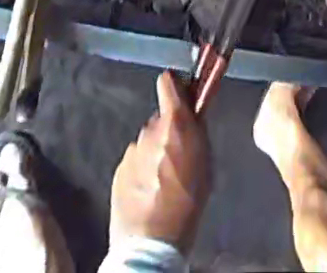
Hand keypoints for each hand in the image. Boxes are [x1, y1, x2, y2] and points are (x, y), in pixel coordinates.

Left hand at [110, 71, 211, 250]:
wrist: (153, 242)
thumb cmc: (185, 205)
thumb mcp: (206, 162)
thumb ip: (198, 131)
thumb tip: (196, 115)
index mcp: (175, 124)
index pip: (169, 84)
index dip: (175, 84)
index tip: (181, 86)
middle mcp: (151, 132)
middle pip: (161, 118)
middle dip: (169, 129)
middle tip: (179, 151)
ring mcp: (132, 151)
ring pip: (147, 141)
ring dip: (155, 151)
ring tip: (165, 178)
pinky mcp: (119, 171)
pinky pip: (135, 161)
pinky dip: (142, 169)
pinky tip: (151, 189)